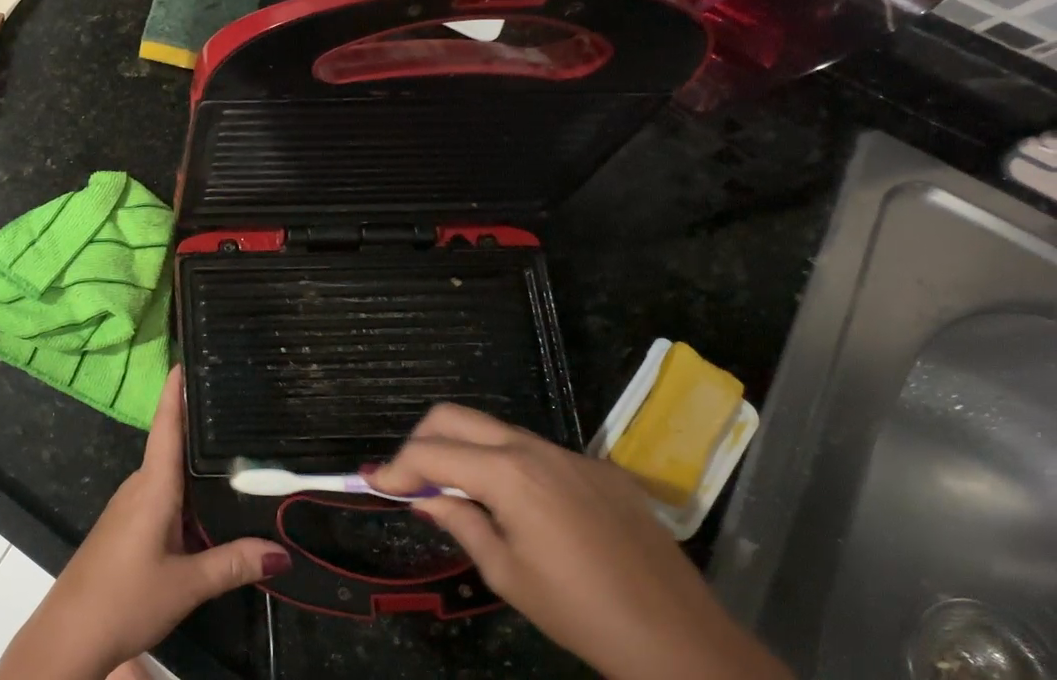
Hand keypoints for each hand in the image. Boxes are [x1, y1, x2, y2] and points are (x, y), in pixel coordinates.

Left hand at [0, 369, 289, 679]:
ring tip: (240, 451)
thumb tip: (283, 552)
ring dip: (198, 466)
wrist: (72, 631)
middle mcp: (140, 487)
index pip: (165, 426)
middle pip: (172, 446)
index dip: (175, 392)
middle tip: (240, 405)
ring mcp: (131, 507)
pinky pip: (164, 498)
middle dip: (201, 426)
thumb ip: (234, 563)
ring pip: (170, 476)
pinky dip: (189, 494)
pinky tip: (213, 506)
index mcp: (152, 487)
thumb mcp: (188, 583)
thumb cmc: (126, 596)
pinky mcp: (129, 527)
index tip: (187, 358)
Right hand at [367, 404, 790, 679]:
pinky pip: (540, 453)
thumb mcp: (505, 573)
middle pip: (456, 417)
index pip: (430, 454)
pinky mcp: (602, 471)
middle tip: (411, 479)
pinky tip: (521, 510)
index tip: (376, 484)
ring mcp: (573, 455)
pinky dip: (510, 466)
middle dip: (422, 441)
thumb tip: (426, 498)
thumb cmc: (580, 612)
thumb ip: (460, 522)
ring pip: (497, 431)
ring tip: (460, 496)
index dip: (396, 468)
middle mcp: (536, 449)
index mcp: (508, 474)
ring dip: (466, 451)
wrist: (681, 639)